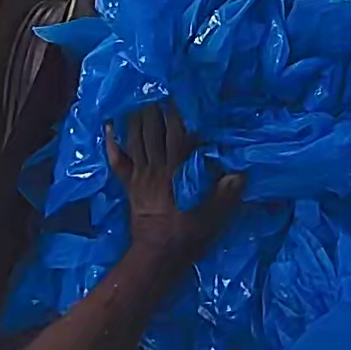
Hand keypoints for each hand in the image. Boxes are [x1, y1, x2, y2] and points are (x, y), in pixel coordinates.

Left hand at [106, 102, 243, 265]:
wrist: (158, 256)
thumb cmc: (189, 234)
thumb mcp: (214, 216)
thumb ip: (226, 193)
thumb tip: (240, 172)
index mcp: (177, 171)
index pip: (177, 134)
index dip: (177, 114)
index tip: (180, 97)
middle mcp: (157, 168)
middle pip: (153, 131)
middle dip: (155, 110)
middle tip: (158, 93)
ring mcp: (140, 176)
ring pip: (135, 140)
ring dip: (136, 119)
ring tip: (141, 102)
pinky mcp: (129, 185)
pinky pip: (117, 161)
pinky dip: (112, 143)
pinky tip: (109, 126)